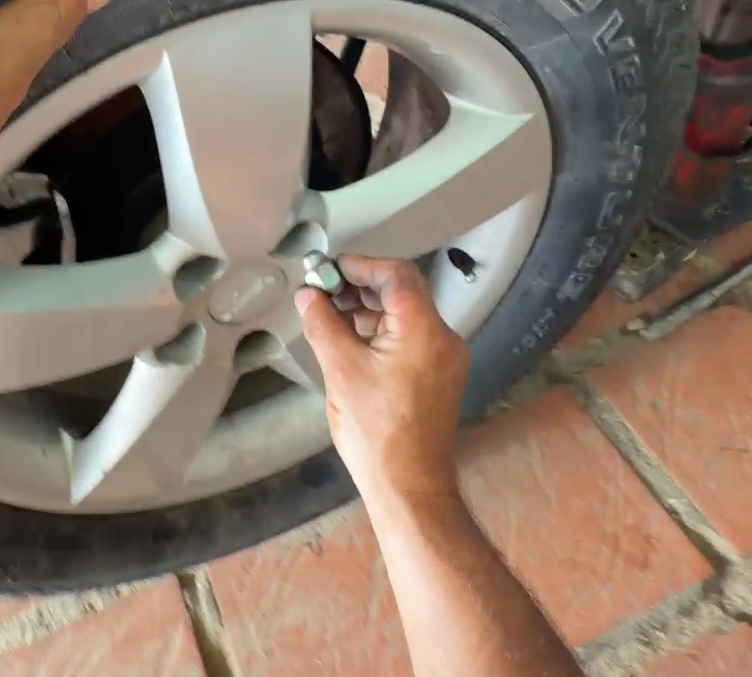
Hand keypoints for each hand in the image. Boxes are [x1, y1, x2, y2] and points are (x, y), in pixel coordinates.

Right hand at [295, 255, 469, 503]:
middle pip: (402, 291)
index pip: (396, 275)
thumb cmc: (375, 429)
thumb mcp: (340, 369)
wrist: (409, 486)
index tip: (327, 270)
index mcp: (424, 330)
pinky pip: (409, 336)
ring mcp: (444, 357)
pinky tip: (348, 337)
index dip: (360, 265)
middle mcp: (443, 337)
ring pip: (404, 314)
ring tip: (329, 314)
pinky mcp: (438, 374)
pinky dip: (379, 329)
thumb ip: (323, 323)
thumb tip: (307, 294)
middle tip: (322, 290)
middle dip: (360, 286)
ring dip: (367, 308)